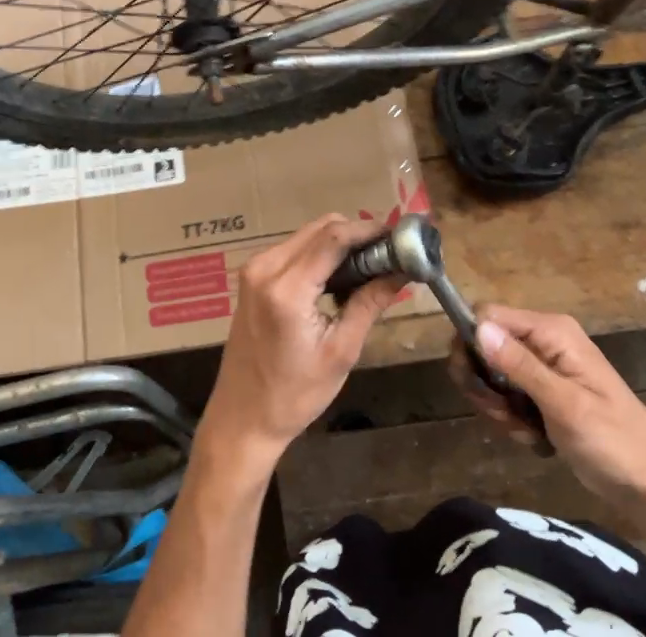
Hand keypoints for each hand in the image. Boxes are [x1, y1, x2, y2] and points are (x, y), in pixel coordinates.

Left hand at [202, 215, 407, 457]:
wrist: (243, 416)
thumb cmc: (294, 394)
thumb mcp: (341, 352)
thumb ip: (369, 303)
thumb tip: (402, 270)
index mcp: (286, 289)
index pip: (334, 237)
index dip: (369, 230)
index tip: (400, 236)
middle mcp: (265, 268)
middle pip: (320, 229)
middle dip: (357, 235)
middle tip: (390, 255)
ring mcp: (254, 270)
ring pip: (307, 236)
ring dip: (339, 244)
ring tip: (371, 269)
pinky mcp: (252, 278)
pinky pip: (293, 250)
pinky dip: (320, 255)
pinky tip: (340, 279)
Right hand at [452, 305, 645, 519]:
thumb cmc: (612, 442)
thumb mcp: (565, 405)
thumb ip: (520, 365)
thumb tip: (478, 328)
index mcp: (553, 332)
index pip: (488, 316)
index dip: (473, 344)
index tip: (477, 382)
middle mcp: (544, 340)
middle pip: (483, 344)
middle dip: (484, 383)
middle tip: (503, 414)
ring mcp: (542, 366)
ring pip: (490, 373)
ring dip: (498, 405)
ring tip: (524, 430)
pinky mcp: (540, 390)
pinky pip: (504, 393)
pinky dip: (509, 417)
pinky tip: (531, 436)